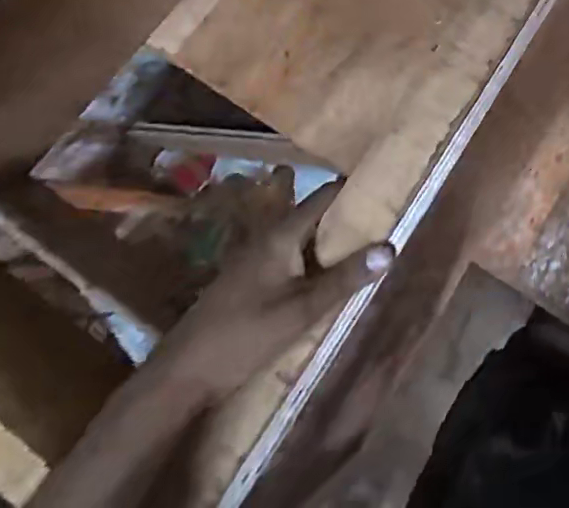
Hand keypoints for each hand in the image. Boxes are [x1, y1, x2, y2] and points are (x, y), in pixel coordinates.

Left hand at [148, 180, 392, 402]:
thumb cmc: (240, 338)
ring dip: (335, 239)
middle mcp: (267, 239)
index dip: (356, 188)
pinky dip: (318, 259)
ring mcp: (256, 261)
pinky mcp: (251, 282)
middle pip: (317, 215)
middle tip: (389, 216)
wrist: (176, 382)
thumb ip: (345, 279)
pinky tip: (335, 274)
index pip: (325, 195)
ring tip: (371, 241)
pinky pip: (294, 257)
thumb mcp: (300, 311)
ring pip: (306, 238)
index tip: (388, 186)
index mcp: (280, 236)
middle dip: (351, 215)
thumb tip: (392, 247)